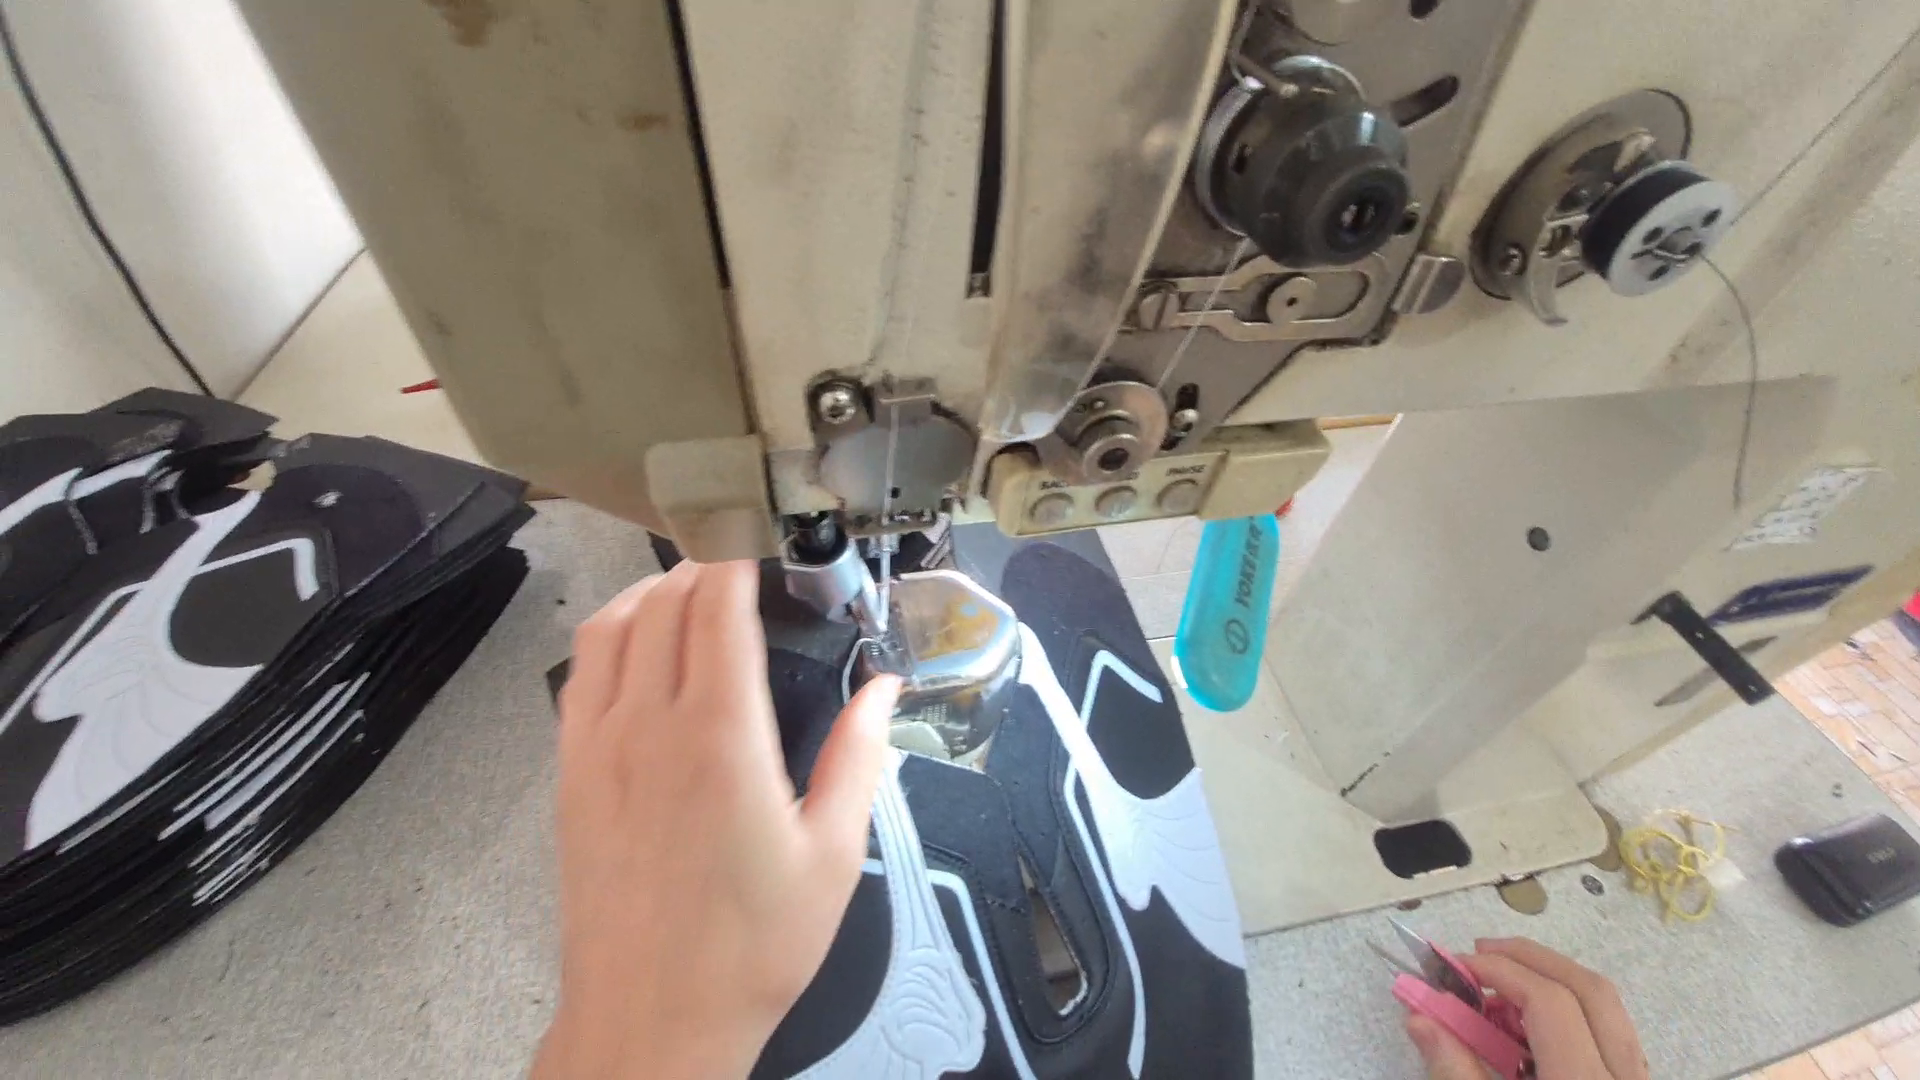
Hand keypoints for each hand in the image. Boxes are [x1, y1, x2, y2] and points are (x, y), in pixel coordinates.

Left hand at [532, 560, 901, 1079]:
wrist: (648, 1023)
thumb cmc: (753, 943)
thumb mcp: (833, 852)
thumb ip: (859, 755)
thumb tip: (883, 687)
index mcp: (720, 737)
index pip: (716, 608)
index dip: (736, 557)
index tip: (759, 536)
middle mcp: (649, 726)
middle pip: (664, 603)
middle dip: (702, 565)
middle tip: (741, 562)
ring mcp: (597, 747)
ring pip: (612, 627)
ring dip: (652, 590)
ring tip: (692, 588)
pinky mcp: (571, 774)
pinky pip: (581, 673)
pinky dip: (613, 634)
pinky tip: (642, 645)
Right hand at [1407, 938, 1647, 1079]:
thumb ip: (1456, 1072)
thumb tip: (1417, 1016)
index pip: (1549, 1000)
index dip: (1498, 972)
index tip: (1454, 971)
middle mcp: (1627, 1078)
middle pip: (1590, 989)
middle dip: (1528, 957)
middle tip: (1479, 955)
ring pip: (1606, 1008)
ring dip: (1548, 980)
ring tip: (1499, 991)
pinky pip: (1610, 1033)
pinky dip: (1565, 1011)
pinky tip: (1527, 1030)